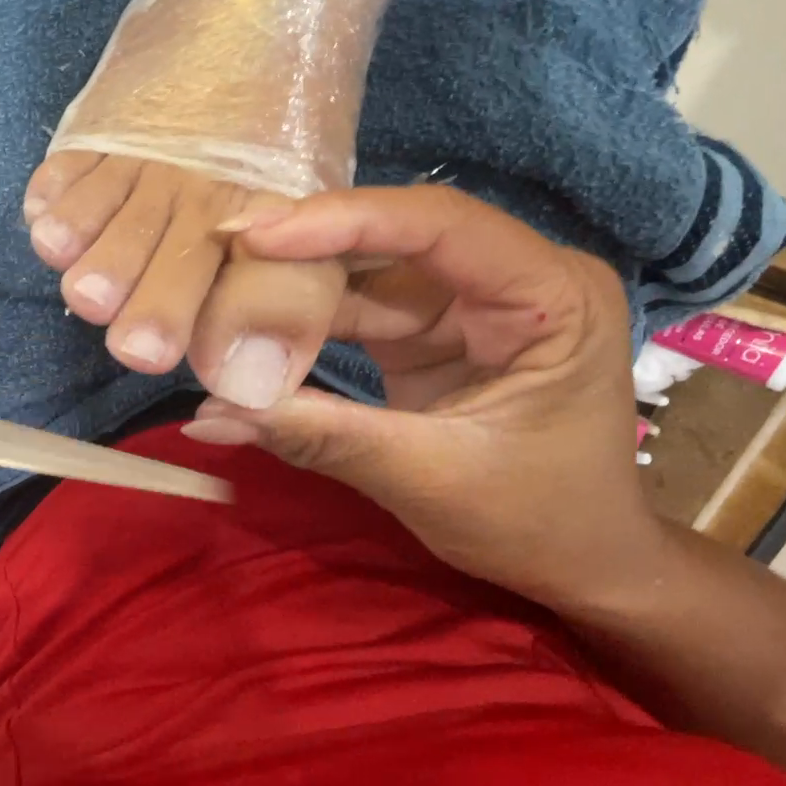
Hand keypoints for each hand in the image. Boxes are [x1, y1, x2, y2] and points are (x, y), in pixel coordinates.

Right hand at [186, 185, 662, 609]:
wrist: (578, 563)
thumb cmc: (537, 520)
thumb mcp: (427, 478)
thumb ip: (319, 437)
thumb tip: (207, 418)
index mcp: (549, 295)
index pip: (439, 226)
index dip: (343, 221)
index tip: (253, 234)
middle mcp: (507, 279)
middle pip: (391, 239)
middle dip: (302, 251)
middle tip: (214, 259)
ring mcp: (463, 303)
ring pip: (363, 272)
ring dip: (291, 286)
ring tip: (215, 293)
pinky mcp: (426, 331)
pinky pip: (353, 310)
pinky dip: (301, 321)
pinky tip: (246, 325)